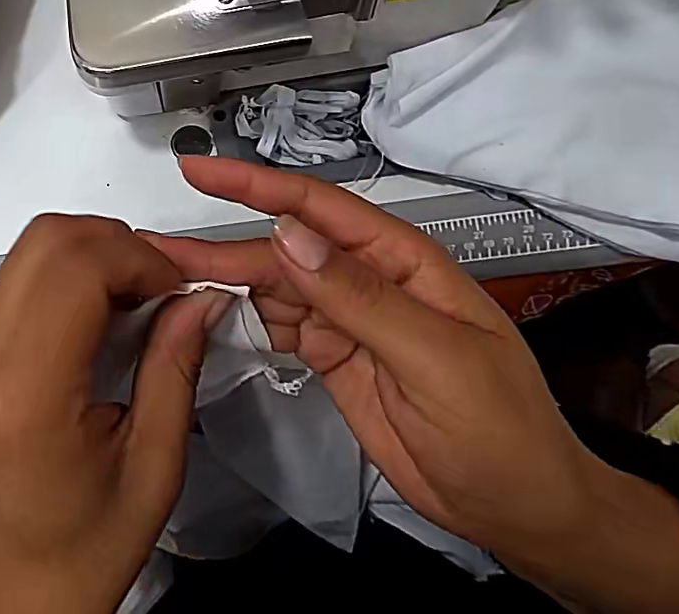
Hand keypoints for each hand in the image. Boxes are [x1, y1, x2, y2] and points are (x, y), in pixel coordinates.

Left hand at [0, 214, 231, 613]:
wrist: (11, 589)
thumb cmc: (79, 548)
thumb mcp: (153, 466)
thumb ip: (175, 368)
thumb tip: (199, 298)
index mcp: (27, 394)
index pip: (75, 268)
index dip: (138, 259)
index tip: (175, 289)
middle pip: (49, 239)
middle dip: (118, 242)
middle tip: (158, 285)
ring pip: (36, 243)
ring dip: (96, 250)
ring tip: (137, 296)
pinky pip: (27, 271)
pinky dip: (76, 268)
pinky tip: (107, 308)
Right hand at [147, 157, 678, 613]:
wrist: (518, 507)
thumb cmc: (497, 426)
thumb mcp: (434, 358)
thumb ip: (358, 296)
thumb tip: (288, 234)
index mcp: (397, 257)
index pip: (316, 206)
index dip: (254, 184)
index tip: (198, 170)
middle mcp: (364, 275)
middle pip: (282, 248)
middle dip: (222, 246)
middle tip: (161, 253)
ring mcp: (344, 315)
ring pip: (274, 284)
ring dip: (227, 282)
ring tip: (175, 285)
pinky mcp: (330, 352)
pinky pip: (279, 321)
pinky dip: (248, 317)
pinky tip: (221, 318)